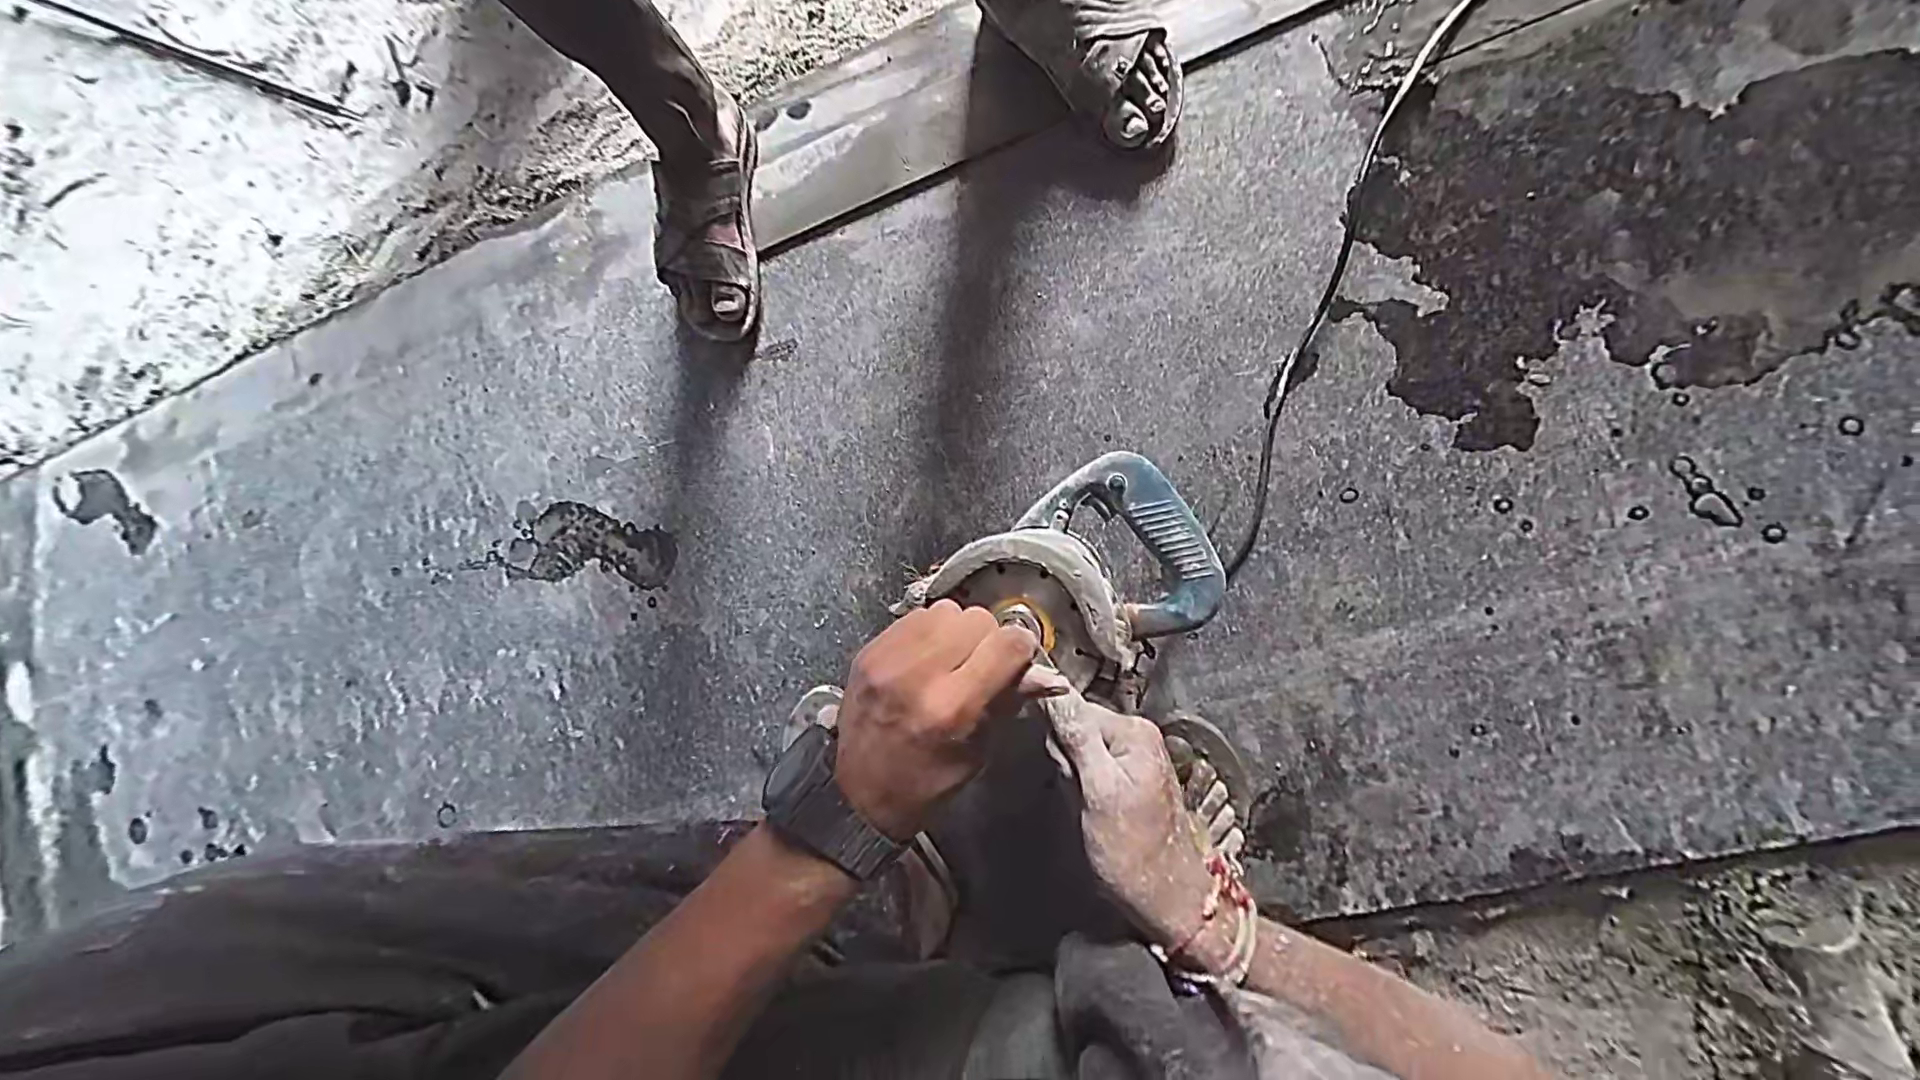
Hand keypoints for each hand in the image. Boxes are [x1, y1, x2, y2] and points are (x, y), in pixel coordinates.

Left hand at [833, 600, 1040, 839]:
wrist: (858, 793)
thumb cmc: (926, 783)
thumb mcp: (979, 751)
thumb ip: (1009, 701)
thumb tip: (1044, 673)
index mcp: (952, 707)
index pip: (1007, 644)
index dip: (1021, 648)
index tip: (1018, 659)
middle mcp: (919, 675)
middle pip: (978, 619)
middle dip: (988, 639)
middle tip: (980, 665)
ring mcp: (889, 659)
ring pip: (947, 610)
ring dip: (957, 630)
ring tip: (951, 659)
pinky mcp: (870, 650)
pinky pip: (916, 616)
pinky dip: (929, 630)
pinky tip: (926, 656)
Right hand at [1035, 673, 1223, 963]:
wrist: (1168, 898)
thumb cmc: (1135, 852)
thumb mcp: (1098, 790)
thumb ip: (1076, 735)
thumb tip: (1051, 687)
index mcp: (1134, 730)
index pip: (1072, 707)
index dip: (1057, 737)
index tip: (1062, 768)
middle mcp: (1137, 735)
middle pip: (1074, 726)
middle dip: (1065, 758)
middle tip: (1080, 793)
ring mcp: (1134, 755)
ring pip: (1077, 748)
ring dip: (1072, 774)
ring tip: (1089, 805)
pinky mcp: (1127, 775)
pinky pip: (1088, 766)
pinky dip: (1082, 785)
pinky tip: (1094, 808)